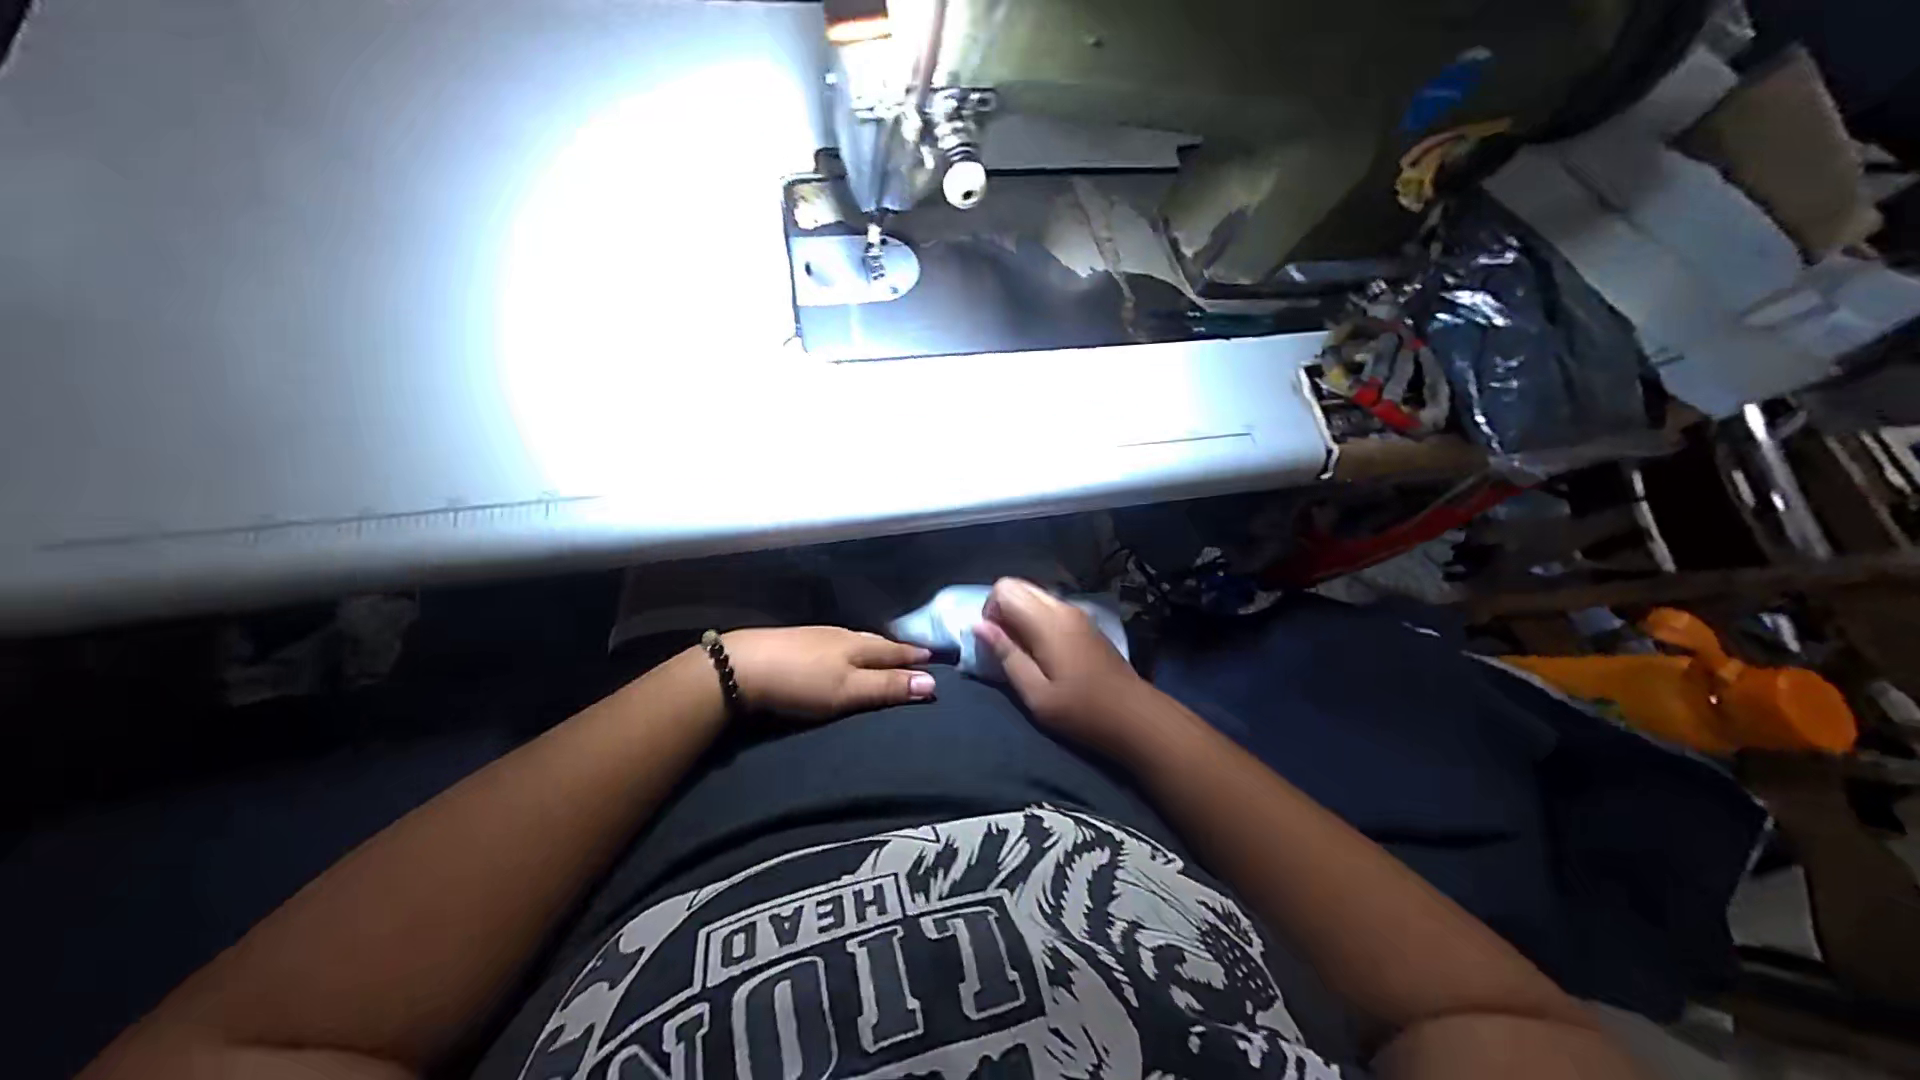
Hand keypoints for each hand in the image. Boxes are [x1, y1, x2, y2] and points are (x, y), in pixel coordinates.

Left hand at [720, 627, 935, 720]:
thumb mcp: (849, 691)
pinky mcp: (794, 641)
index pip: (893, 652)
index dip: (913, 657)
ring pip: (853, 638)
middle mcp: (840, 635)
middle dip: (896, 648)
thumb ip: (888, 687)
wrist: (741, 667)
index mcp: (857, 647)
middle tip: (914, 653)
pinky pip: (834, 640)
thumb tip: (932, 682)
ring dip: (872, 645)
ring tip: (882, 650)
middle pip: (875, 641)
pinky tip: (840, 650)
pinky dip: (848, 646)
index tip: (933, 658)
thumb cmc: (801, 683)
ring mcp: (815, 635)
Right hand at [973, 578, 1157, 756]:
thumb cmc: (1082, 711)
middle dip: (1002, 610)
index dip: (990, 611)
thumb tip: (978, 626)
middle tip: (1006, 648)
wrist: (1136, 717)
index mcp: (1047, 621)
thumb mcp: (1036, 694)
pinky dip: (1037, 620)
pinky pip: (1051, 607)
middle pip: (1019, 585)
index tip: (995, 643)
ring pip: (1035, 595)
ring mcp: (1078, 614)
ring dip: (1020, 615)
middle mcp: (1063, 608)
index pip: (1004, 588)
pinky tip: (1045, 654)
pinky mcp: (1087, 624)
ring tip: (1024, 653)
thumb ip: (1006, 655)